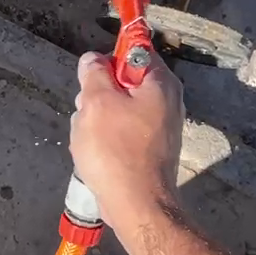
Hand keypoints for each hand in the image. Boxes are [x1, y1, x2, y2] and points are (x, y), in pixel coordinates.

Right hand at [69, 51, 184, 227]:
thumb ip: (94, 73)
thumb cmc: (115, 150)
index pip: (135, 51)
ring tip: (89, 137)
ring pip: (118, 107)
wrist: (136, 203)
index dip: (108, 58)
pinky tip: (96, 152)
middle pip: (123, 81)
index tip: (91, 76)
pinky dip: (106, 136)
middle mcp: (167, 100)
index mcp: (160, 83)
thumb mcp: (96, 102)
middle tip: (88, 111)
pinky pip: (122, 130)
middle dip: (98, 93)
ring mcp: (160, 126)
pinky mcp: (151, 148)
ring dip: (97, 118)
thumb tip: (94, 59)